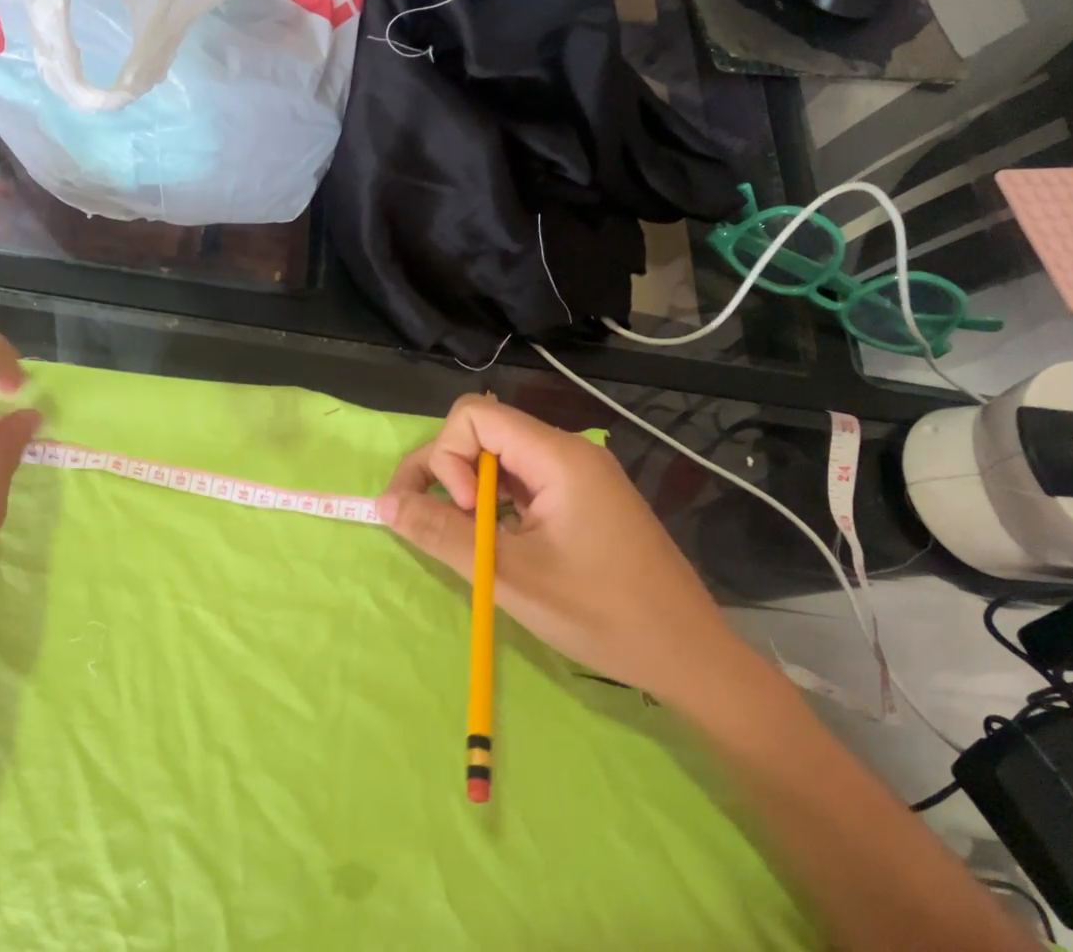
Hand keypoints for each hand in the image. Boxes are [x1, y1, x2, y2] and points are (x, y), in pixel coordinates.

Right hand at [379, 394, 751, 703]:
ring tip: (468, 545)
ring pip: (496, 461)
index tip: (461, 511)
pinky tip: (497, 547)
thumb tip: (384, 502)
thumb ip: (441, 533)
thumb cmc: (602, 615)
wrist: (688, 656)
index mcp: (558, 457)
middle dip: (445, 474)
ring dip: (467, 495)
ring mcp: (577, 478)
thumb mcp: (509, 576)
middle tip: (437, 528)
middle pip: (480, 434)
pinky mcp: (580, 502)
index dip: (447, 457)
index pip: (473, 416)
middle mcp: (568, 454)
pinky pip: (519, 485)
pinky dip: (492, 508)